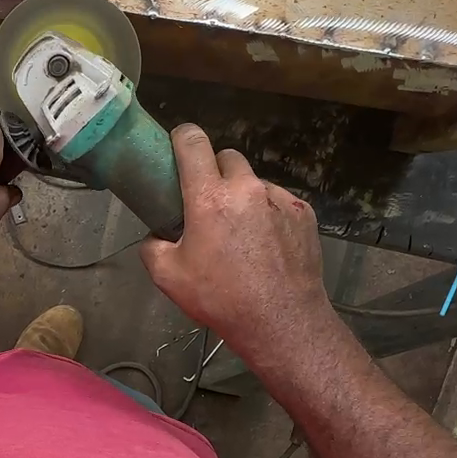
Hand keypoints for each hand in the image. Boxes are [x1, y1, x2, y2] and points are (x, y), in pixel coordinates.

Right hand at [140, 124, 356, 382]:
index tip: (177, 146)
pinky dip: (267, 213)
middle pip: (227, 157)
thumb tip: (158, 236)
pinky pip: (278, 201)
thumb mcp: (167, 276)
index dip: (182, 137)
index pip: (193, 143)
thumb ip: (152, 246)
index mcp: (209, 198)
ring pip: (254, 180)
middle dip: (214, 171)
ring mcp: (279, 198)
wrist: (280, 320)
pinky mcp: (303, 213)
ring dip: (242, 194)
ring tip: (240, 230)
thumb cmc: (219, 297)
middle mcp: (246, 189)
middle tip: (207, 201)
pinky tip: (264, 243)